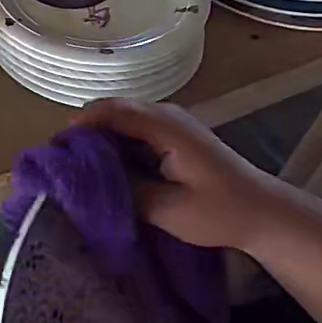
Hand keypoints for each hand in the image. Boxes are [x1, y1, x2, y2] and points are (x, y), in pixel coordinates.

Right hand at [70, 97, 299, 250]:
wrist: (264, 213)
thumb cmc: (221, 212)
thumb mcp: (170, 210)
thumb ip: (127, 191)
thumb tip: (87, 180)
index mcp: (165, 127)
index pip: (113, 111)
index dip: (81, 124)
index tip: (57, 146)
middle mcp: (165, 115)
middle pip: (112, 109)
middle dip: (84, 128)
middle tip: (63, 157)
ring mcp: (169, 121)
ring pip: (121, 116)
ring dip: (98, 134)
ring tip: (78, 162)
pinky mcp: (171, 133)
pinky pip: (132, 126)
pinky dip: (114, 139)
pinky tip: (106, 164)